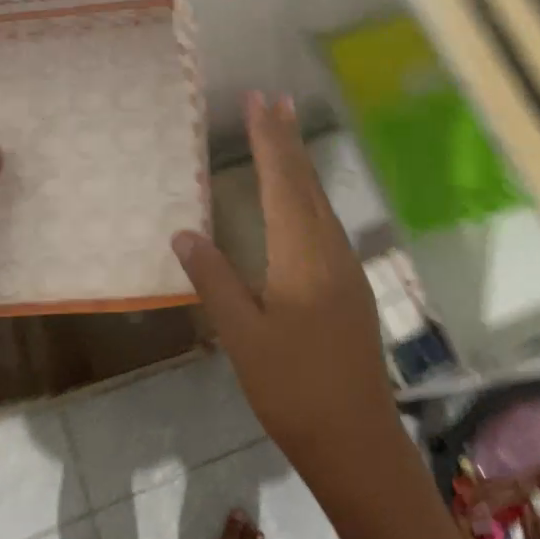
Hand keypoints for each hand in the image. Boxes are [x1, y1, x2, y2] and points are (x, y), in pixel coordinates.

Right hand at [171, 93, 398, 462]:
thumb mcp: (242, 336)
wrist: (356, 439)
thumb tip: (184, 233)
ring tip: (285, 135)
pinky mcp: (352, 288)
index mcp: (302, 255)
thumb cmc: (292, 388)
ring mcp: (347, 270)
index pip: (282, 182)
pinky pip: (327, 225)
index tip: (259, 100)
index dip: (269, 139)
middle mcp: (330, 250)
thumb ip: (215, 280)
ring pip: (321, 203)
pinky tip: (303, 203)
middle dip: (288, 140)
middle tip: (274, 99)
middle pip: (307, 184)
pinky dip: (310, 197)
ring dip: (301, 166)